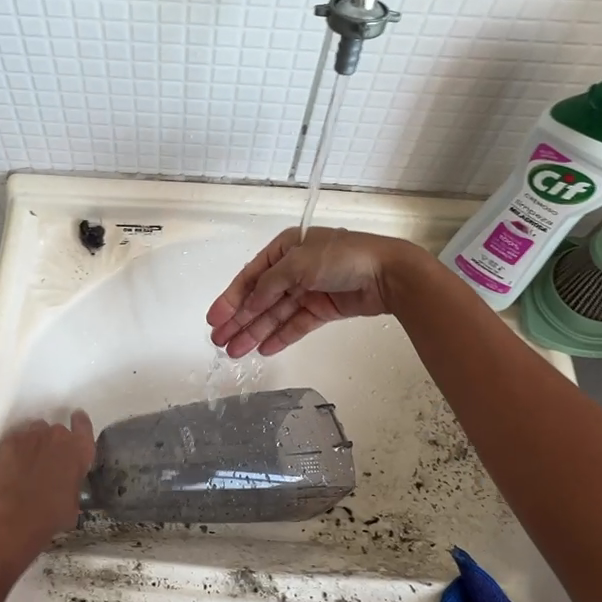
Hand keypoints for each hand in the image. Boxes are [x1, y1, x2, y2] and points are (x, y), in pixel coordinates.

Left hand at [0, 412, 95, 560]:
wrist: (18, 517)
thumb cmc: (54, 514)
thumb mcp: (75, 500)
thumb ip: (73, 481)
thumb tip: (66, 485)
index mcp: (79, 449)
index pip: (83, 424)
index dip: (79, 423)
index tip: (75, 422)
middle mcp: (58, 435)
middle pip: (57, 431)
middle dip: (53, 443)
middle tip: (48, 462)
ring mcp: (32, 435)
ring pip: (36, 431)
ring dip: (35, 443)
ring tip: (29, 463)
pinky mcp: (10, 441)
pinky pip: (16, 440)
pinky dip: (16, 451)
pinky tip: (13, 468)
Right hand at [206, 227, 421, 356]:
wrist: (388, 273)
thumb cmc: (341, 258)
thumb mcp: (298, 264)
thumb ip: (269, 284)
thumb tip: (249, 303)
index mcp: (286, 249)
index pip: (251, 276)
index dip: (230, 298)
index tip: (213, 320)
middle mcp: (294, 268)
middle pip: (260, 298)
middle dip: (239, 320)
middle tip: (218, 342)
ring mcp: (309, 290)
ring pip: (276, 314)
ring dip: (255, 332)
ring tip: (235, 352)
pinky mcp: (324, 309)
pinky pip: (296, 324)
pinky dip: (280, 336)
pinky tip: (264, 349)